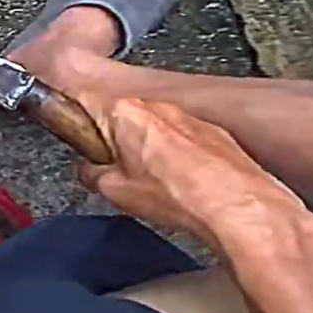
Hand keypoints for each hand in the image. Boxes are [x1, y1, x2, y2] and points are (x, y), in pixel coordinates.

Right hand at [78, 96, 312, 251]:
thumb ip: (91, 172)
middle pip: (116, 112)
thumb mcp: (111, 189)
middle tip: (110, 166)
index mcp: (121, 111)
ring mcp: (188, 118)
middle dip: (110, 136)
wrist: (245, 213)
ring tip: (151, 180)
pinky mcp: (217, 134)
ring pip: (151, 125)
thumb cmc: (178, 197)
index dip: (67, 116)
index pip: (78, 99)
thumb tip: (90, 170)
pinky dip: (177, 155)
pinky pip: (183, 138)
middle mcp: (155, 106)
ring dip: (144, 145)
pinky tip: (182, 183)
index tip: (66, 130)